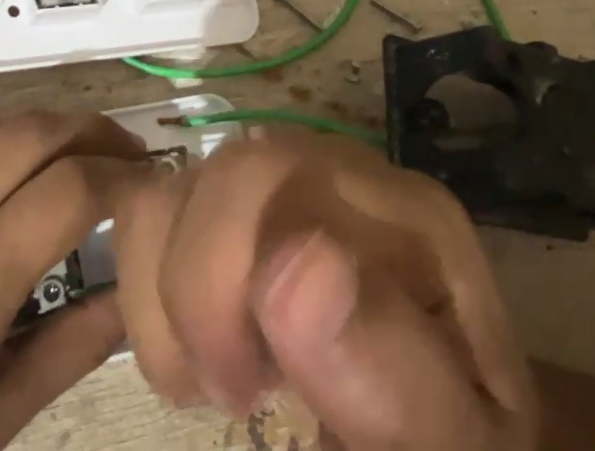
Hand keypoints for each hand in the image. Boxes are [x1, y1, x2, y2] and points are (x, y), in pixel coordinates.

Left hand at [0, 111, 148, 450]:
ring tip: (75, 143)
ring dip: (39, 121)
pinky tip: (3, 150)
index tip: (153, 184)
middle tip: (129, 151)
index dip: (123, 176)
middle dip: (91, 130)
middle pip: (29, 135)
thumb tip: (135, 298)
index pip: (70, 190)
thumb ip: (72, 349)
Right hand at [113, 130, 537, 449]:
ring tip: (216, 378)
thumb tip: (300, 262)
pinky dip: (148, 302)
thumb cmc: (448, 433)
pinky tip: (199, 354)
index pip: (263, 171)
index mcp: (394, 207)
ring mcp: (269, 190)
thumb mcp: (448, 437)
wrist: (440, 420)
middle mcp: (326, 172)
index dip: (214, 271)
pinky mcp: (226, 218)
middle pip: (201, 181)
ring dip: (161, 305)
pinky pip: (145, 226)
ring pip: (157, 199)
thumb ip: (391, 368)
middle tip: (234, 393)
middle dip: (191, 299)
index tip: (245, 391)